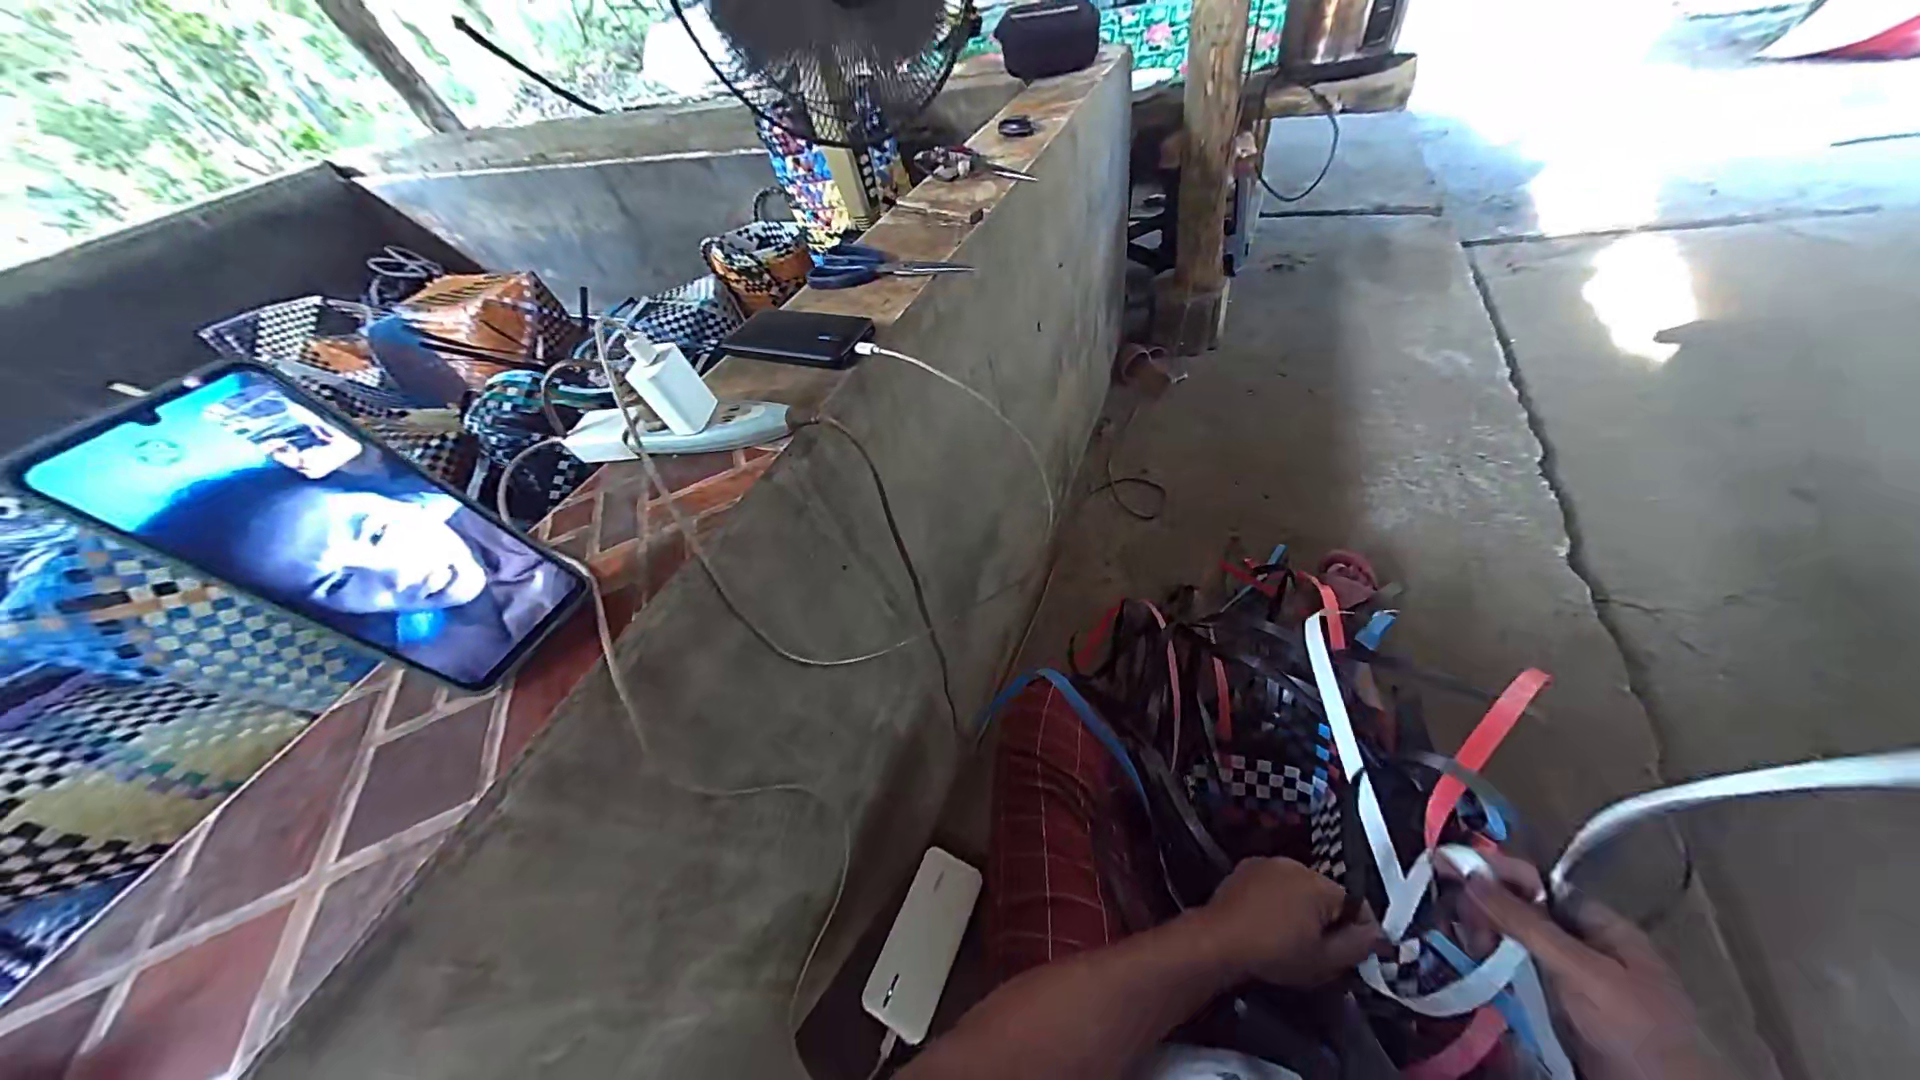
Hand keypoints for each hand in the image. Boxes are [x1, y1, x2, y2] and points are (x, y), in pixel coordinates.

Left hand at [1190, 857, 1378, 987]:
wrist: (1220, 939)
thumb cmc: (1276, 951)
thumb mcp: (1326, 961)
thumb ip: (1358, 945)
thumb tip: (1376, 933)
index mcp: (1318, 882)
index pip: (1356, 904)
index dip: (1360, 931)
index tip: (1350, 954)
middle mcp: (1293, 863)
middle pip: (1327, 893)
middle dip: (1329, 919)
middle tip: (1320, 949)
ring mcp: (1266, 861)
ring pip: (1300, 887)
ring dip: (1303, 908)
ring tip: (1291, 936)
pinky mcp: (1245, 866)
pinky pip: (1275, 883)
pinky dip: (1278, 899)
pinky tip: (1269, 920)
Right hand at [1453, 853, 1728, 1079]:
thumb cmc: (1638, 1031)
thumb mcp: (1582, 972)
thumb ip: (1526, 922)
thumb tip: (1471, 874)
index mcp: (1598, 924)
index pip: (1537, 882)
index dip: (1494, 871)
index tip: (1448, 864)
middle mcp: (1579, 942)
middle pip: (1517, 907)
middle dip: (1484, 906)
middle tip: (1457, 916)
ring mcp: (1564, 973)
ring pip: (1508, 936)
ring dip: (1481, 933)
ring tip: (1465, 943)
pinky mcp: (1549, 1000)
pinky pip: (1509, 966)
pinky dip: (1486, 959)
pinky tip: (1470, 959)